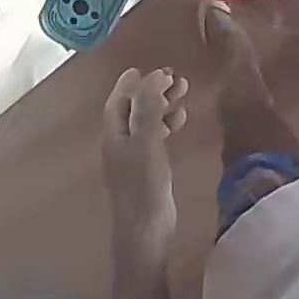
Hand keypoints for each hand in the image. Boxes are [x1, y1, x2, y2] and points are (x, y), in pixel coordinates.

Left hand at [102, 68, 187, 264]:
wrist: (146, 230)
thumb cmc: (144, 185)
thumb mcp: (146, 141)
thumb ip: (148, 108)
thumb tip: (152, 76)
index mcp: (114, 134)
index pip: (119, 100)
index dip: (132, 83)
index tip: (149, 68)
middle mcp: (120, 142)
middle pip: (134, 108)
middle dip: (152, 91)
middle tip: (175, 77)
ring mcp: (133, 156)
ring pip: (146, 121)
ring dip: (162, 105)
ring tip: (184, 94)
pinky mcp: (147, 169)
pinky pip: (155, 137)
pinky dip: (167, 124)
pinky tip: (180, 121)